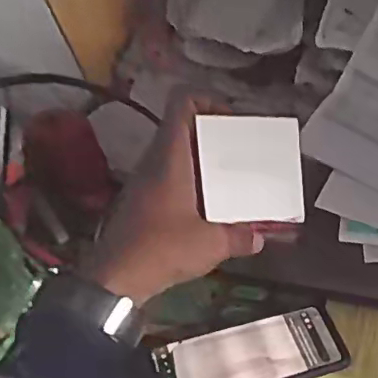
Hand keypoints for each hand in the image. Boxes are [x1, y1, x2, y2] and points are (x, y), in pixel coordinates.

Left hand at [77, 94, 265, 301]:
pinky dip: (196, 185)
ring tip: (235, 183)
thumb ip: (240, 237)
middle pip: (186, 130)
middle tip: (244, 155)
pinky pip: (175, 180)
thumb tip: (258, 238)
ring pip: (180, 157)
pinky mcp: (145, 202)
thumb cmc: (164, 249)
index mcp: (172, 158)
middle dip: (217, 138)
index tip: (234, 123)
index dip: (209, 101)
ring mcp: (148, 181)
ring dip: (207, 164)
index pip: (183, 104)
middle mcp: (157, 162)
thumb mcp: (212, 244)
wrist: (118, 276)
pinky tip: (214, 209)